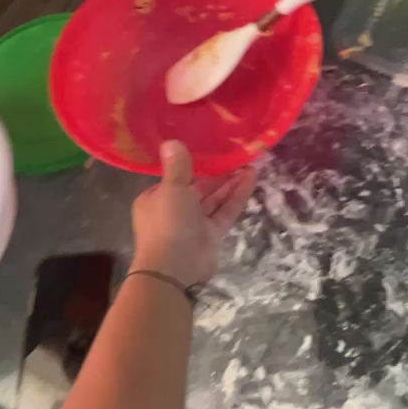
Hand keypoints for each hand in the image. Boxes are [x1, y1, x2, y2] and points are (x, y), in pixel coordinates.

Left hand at [130, 141, 256, 287]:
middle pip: (200, 189)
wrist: (174, 268)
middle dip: (219, 175)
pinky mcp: (211, 236)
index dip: (195, 166)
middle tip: (239, 156)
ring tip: (251, 164)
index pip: (176, 179)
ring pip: (215, 200)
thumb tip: (171, 140)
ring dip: (231, 183)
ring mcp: (194, 225)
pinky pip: (225, 212)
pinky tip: (251, 179)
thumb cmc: (167, 223)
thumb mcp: (172, 189)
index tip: (213, 151)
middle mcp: (174, 211)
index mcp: (156, 199)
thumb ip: (178, 166)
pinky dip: (237, 196)